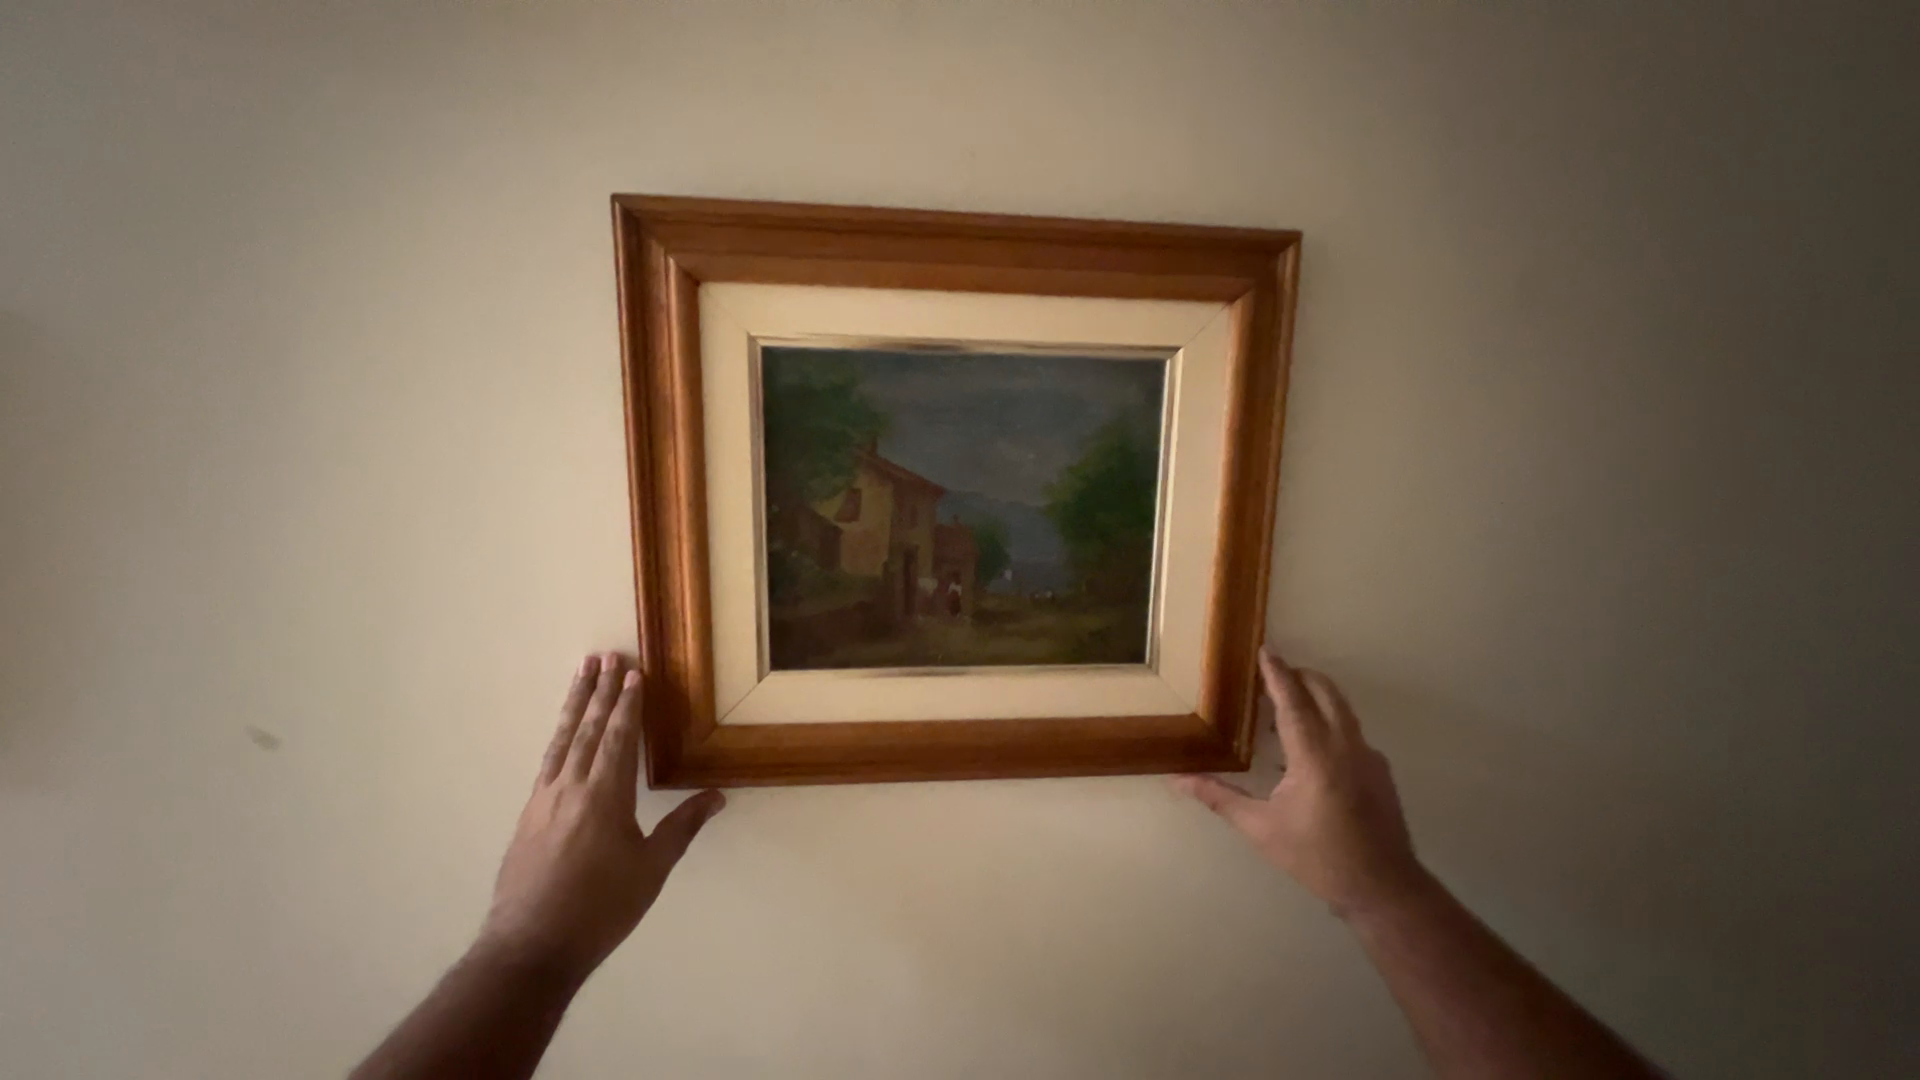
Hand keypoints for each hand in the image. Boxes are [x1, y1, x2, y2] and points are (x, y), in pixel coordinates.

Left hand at [474, 654, 724, 980]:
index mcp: (603, 797)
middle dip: (598, 692)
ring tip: (580, 674)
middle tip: (603, 656)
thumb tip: (716, 796)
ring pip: (561, 741)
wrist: (529, 949)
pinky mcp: (528, 817)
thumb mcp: (651, 870)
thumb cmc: (600, 909)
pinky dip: (558, 738)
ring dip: (573, 705)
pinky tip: (561, 735)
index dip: (626, 704)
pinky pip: (547, 763)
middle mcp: (569, 788)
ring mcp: (543, 801)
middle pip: (586, 729)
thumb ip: (681, 828)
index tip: (632, 672)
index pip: (617, 738)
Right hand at [1176, 649, 1428, 918]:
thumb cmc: (1317, 857)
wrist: (1383, 888)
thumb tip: (1177, 780)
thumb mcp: (1261, 829)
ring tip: (1285, 707)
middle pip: (1325, 692)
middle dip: (1300, 676)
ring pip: (1342, 710)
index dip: (1276, 673)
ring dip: (1316, 697)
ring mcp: (1368, 757)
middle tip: (1273, 672)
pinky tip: (1310, 750)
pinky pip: (1351, 732)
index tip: (1265, 650)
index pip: (1292, 700)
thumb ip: (1220, 798)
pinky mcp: (1380, 771)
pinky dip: (1329, 723)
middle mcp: (1345, 746)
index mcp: (1314, 755)